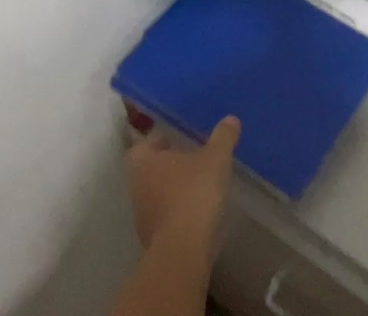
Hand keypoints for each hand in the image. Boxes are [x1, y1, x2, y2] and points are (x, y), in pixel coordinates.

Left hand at [127, 116, 240, 247]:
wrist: (183, 248)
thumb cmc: (194, 193)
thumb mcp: (216, 158)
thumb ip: (223, 137)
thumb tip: (230, 119)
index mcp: (144, 162)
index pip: (144, 144)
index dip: (159, 139)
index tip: (179, 138)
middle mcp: (137, 186)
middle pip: (149, 169)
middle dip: (169, 163)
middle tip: (193, 156)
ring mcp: (142, 214)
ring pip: (156, 192)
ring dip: (173, 187)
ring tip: (199, 182)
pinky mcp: (153, 236)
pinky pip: (165, 214)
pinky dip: (178, 209)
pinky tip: (198, 207)